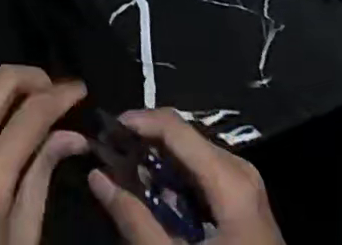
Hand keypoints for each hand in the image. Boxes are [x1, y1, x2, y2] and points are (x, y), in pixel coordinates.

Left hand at [0, 65, 88, 244]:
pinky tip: (12, 115)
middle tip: (60, 94)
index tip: (82, 91)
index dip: (62, 95)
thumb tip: (73, 136)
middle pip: (2, 80)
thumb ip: (42, 176)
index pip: (33, 112)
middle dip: (37, 77)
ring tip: (40, 101)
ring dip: (15, 83)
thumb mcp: (21, 237)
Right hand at [86, 108, 284, 244]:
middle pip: (183, 136)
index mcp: (229, 179)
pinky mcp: (242, 195)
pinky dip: (175, 176)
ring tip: (125, 173)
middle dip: (145, 141)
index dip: (138, 121)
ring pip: (191, 151)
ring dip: (158, 159)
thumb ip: (135, 220)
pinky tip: (154, 194)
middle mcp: (239, 168)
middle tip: (109, 156)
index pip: (176, 128)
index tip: (105, 130)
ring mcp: (244, 180)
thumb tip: (97, 178)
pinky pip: (203, 169)